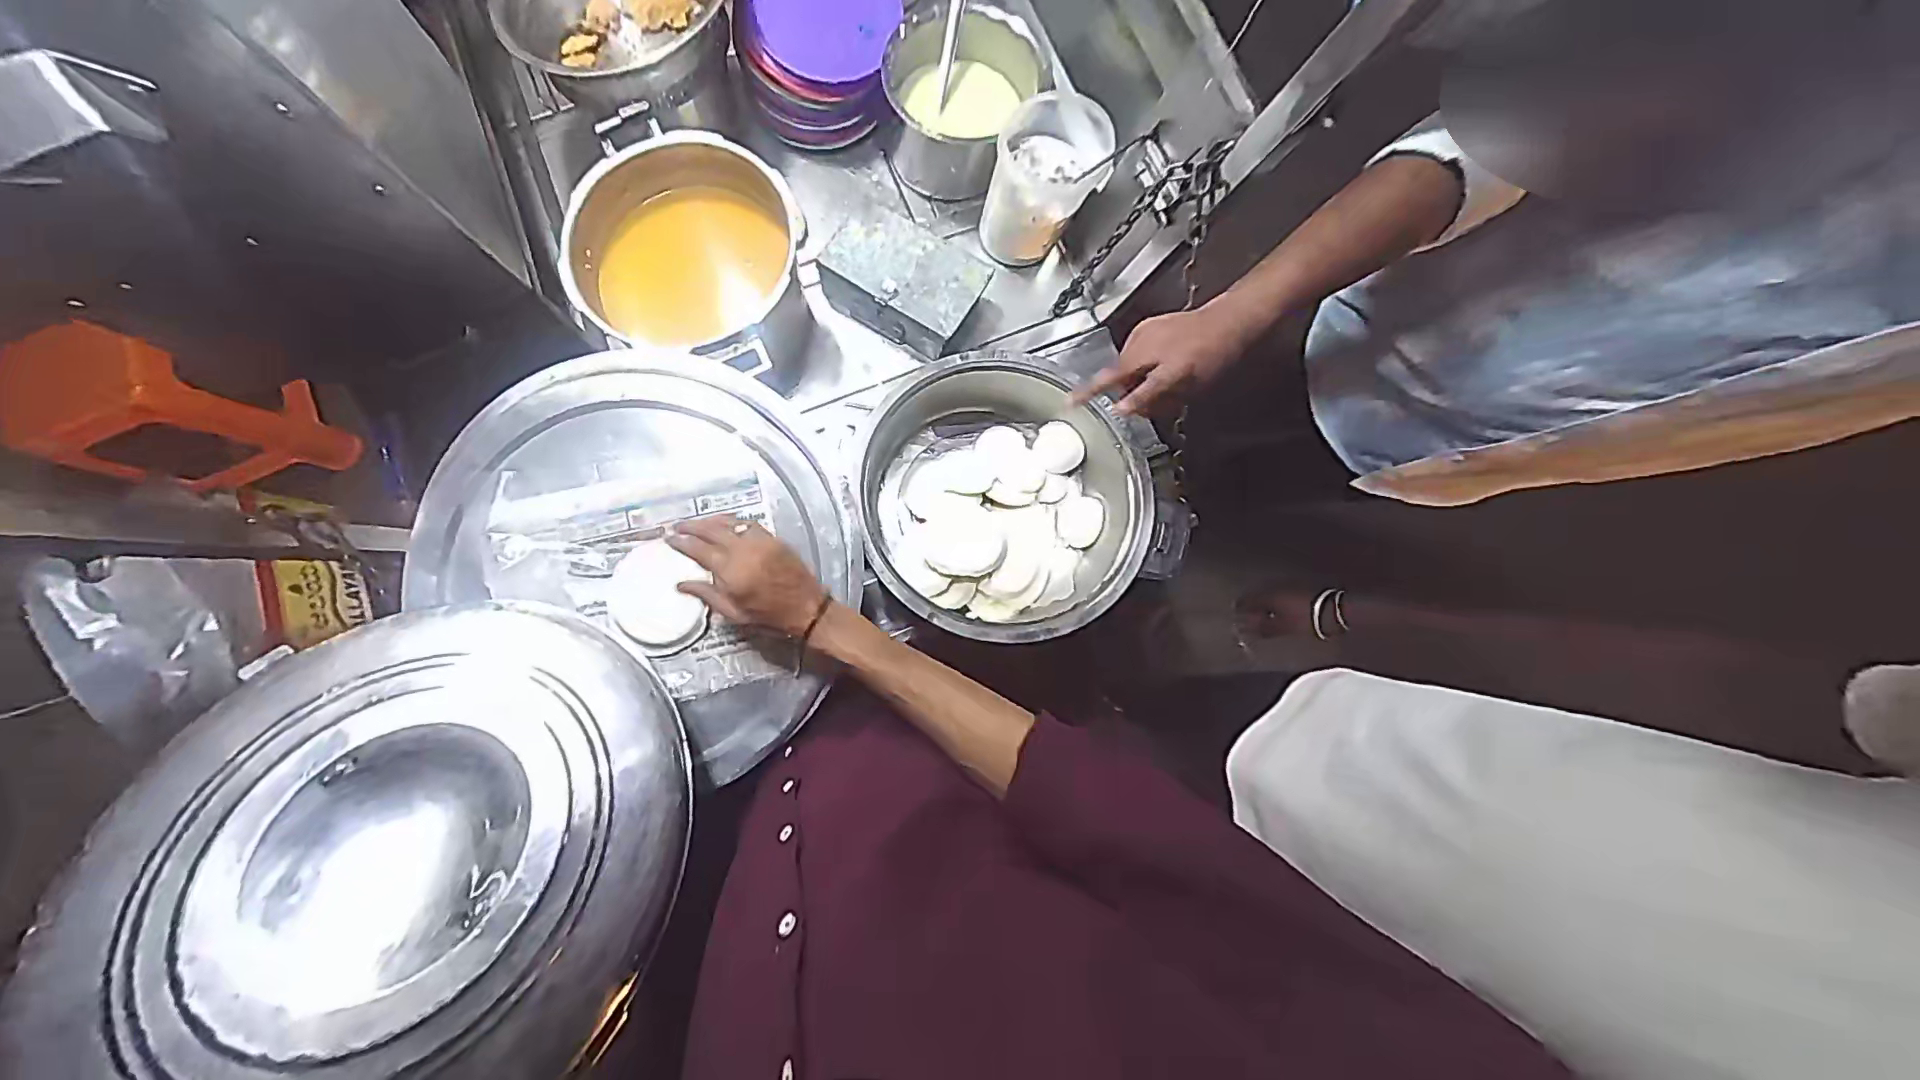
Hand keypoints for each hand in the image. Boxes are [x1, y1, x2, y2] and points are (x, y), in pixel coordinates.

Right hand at [666, 517, 827, 637]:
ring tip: (697, 523)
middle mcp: (743, 550)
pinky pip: (749, 524)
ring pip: (730, 522)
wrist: (806, 607)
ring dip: (711, 520)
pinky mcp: (773, 539)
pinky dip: (733, 521)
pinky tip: (726, 523)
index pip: (699, 549)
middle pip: (711, 530)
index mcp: (730, 570)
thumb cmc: (768, 616)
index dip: (682, 542)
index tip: (669, 538)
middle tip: (678, 526)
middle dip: (692, 526)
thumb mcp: (733, 613)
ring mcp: (760, 541)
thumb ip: (707, 594)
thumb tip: (681, 584)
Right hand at [1071, 307, 1251, 415]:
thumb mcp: (1181, 383)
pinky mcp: (1152, 327)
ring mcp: (1144, 333)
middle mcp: (1137, 342)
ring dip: (1145, 380)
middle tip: (1164, 400)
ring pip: (1132, 368)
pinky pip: (1141, 355)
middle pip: (1121, 378)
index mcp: (1139, 356)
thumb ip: (1147, 397)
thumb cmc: (1210, 353)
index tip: (1069, 402)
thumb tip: (1121, 408)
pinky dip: (1150, 367)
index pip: (1106, 380)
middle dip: (1135, 392)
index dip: (1087, 393)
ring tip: (1175, 383)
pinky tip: (1173, 368)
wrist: (1232, 320)